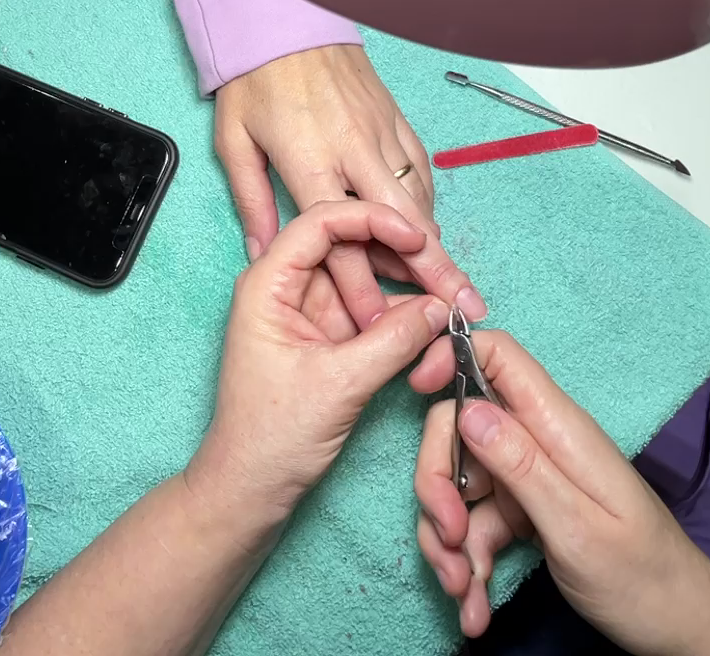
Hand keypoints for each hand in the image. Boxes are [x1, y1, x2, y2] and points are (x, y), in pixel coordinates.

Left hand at [188, 199, 453, 517]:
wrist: (252, 489)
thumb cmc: (272, 437)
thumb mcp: (338, 385)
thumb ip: (392, 341)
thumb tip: (441, 308)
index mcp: (269, 282)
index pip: (321, 222)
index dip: (372, 219)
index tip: (417, 237)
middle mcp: (289, 285)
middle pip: (352, 246)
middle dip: (403, 258)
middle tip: (453, 279)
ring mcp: (312, 309)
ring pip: (368, 276)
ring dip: (410, 287)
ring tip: (458, 301)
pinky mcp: (331, 333)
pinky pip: (372, 308)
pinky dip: (404, 314)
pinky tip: (437, 321)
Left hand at [214, 44, 483, 334]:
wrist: (283, 19)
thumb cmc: (254, 81)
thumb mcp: (234, 142)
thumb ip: (251, 200)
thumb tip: (261, 249)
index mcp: (309, 159)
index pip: (341, 236)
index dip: (361, 285)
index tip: (378, 324)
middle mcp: (352, 148)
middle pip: (401, 221)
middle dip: (434, 270)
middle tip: (463, 308)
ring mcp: (379, 130)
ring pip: (418, 195)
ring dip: (436, 241)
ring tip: (455, 281)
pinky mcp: (393, 116)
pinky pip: (419, 165)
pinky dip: (428, 201)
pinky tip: (430, 226)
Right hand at [407, 332, 709, 654]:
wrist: (680, 630)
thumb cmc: (642, 577)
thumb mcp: (578, 527)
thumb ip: (522, 465)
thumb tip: (466, 409)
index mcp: (556, 424)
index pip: (498, 355)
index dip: (451, 356)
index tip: (416, 389)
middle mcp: (536, 439)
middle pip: (458, 425)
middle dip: (437, 480)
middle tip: (446, 536)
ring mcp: (525, 474)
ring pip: (458, 480)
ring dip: (448, 537)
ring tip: (464, 591)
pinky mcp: (520, 509)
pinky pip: (473, 520)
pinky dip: (466, 560)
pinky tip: (475, 605)